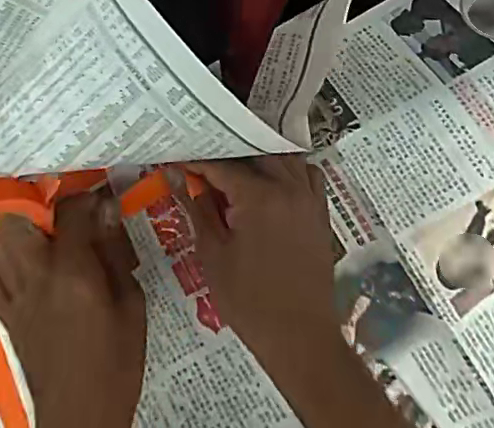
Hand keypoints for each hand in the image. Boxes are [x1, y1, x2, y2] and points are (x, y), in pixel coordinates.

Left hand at [0, 190, 145, 427]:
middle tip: (62, 209)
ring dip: (18, 226)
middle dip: (40, 203)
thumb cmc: (115, 364)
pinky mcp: (3, 312)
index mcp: (72, 272)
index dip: (86, 197)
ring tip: (40, 229)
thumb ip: (115, 253)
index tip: (100, 198)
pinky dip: (0, 257)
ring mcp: (14, 293)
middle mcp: (35, 274)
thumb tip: (106, 210)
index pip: (71, 212)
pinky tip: (17, 258)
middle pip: (20, 216)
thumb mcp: (132, 306)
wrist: (80, 416)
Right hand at [181, 156, 398, 427]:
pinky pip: (308, 176)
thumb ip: (196, 206)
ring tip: (233, 168)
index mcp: (260, 197)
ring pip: (284, 157)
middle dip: (226, 152)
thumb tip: (174, 173)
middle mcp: (288, 189)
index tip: (173, 159)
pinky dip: (289, 170)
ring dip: (258, 157)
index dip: (194, 161)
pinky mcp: (320, 215)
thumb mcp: (212, 252)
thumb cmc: (249, 300)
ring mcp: (309, 201)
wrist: (301, 341)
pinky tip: (269, 183)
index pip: (220, 165)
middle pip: (254, 151)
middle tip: (201, 162)